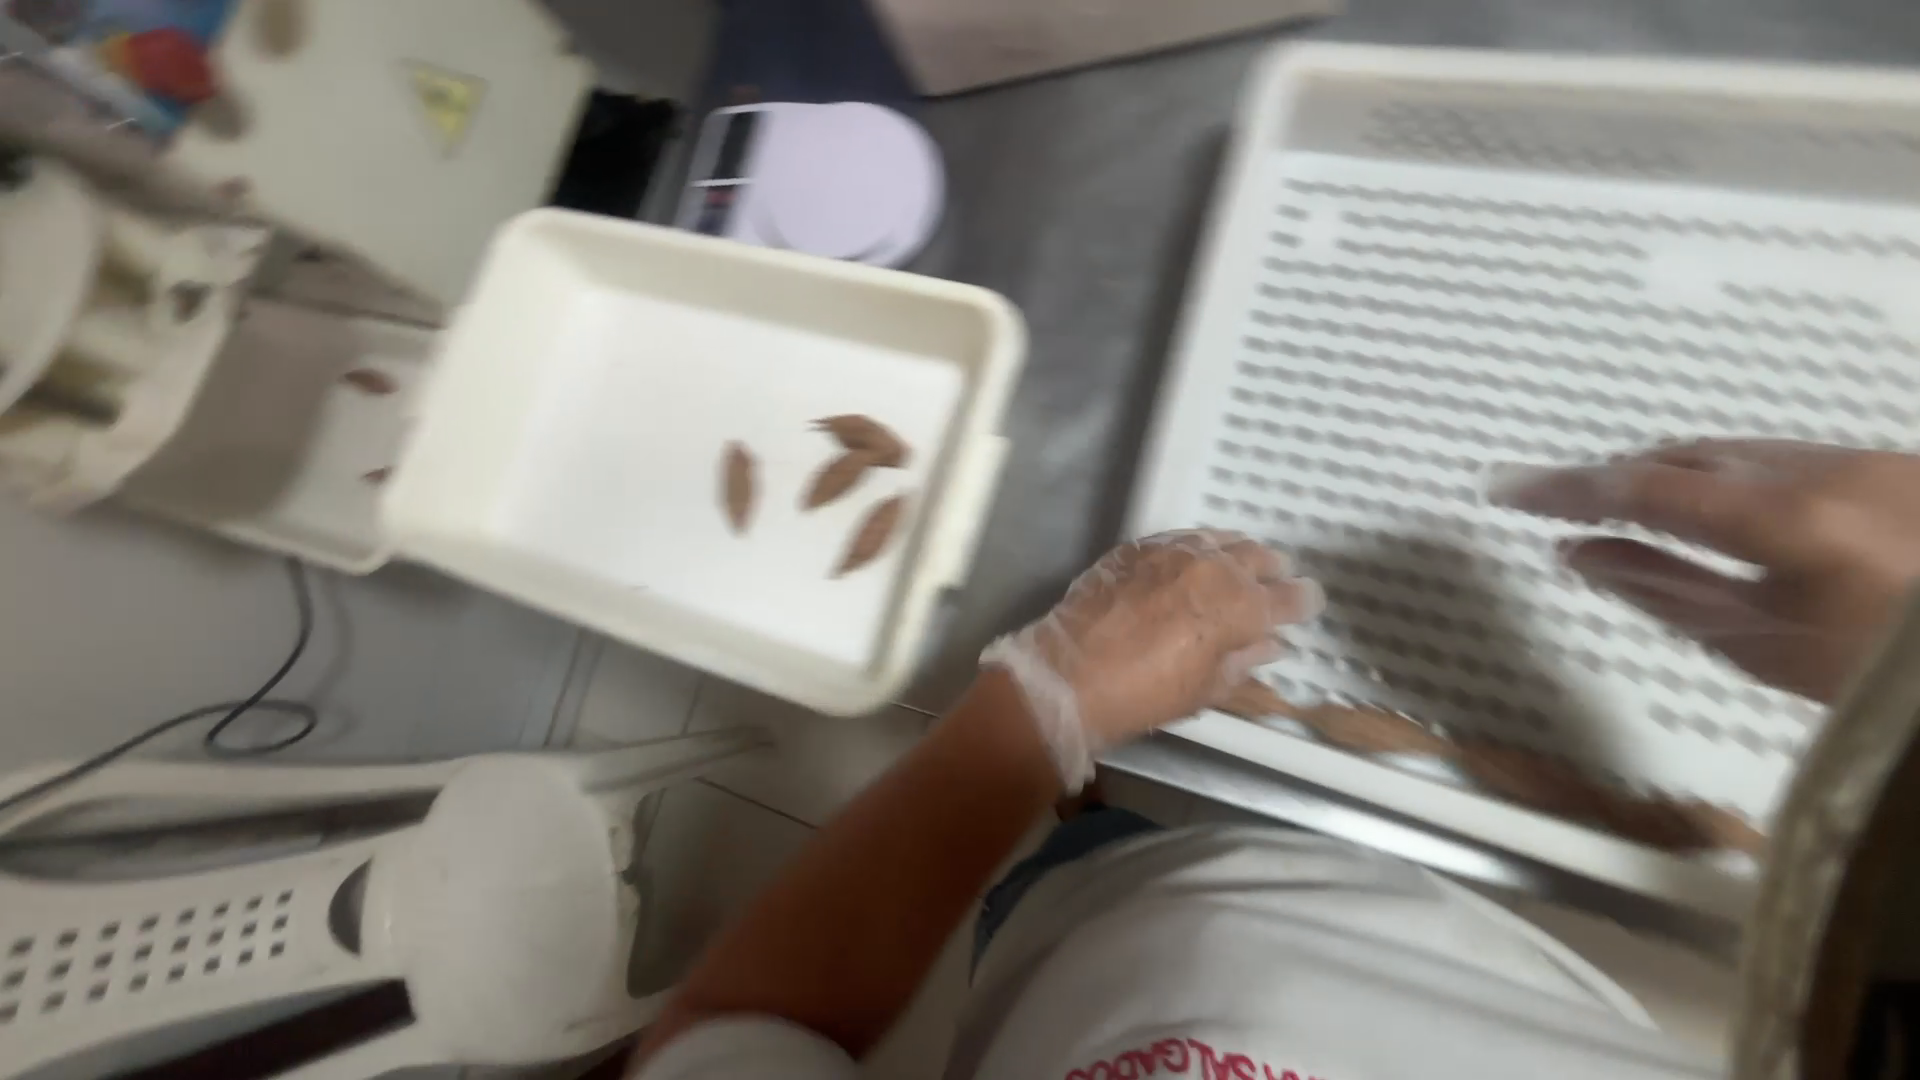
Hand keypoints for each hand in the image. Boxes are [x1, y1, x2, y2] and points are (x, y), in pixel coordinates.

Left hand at [981, 529, 1323, 789]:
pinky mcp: (1136, 547)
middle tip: (1276, 580)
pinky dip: (1196, 546)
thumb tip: (1270, 644)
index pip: (1288, 597)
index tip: (1308, 603)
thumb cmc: (1145, 693)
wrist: (1071, 674)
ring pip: (1219, 539)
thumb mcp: (1206, 689)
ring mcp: (1171, 551)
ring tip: (1240, 563)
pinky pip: (1179, 538)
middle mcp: (1212, 567)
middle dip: (1271, 570)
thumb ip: (1244, 660)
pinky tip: (1196, 556)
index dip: (1302, 601)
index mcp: (1239, 606)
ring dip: (1235, 552)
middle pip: (1256, 558)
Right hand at [1490, 439, 1919, 702]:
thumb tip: (1579, 552)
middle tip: (1559, 500)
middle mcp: (1826, 472)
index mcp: (1787, 521)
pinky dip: (1722, 477)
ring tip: (1627, 505)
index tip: (1500, 486)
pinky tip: (1715, 510)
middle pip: (1683, 456)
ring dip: (1666, 474)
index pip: (1639, 489)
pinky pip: (1777, 458)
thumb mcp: (1765, 646)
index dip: (1560, 488)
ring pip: (1731, 451)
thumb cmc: (1887, 674)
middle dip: (1613, 476)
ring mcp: (1870, 461)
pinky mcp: (1898, 465)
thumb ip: (1661, 590)